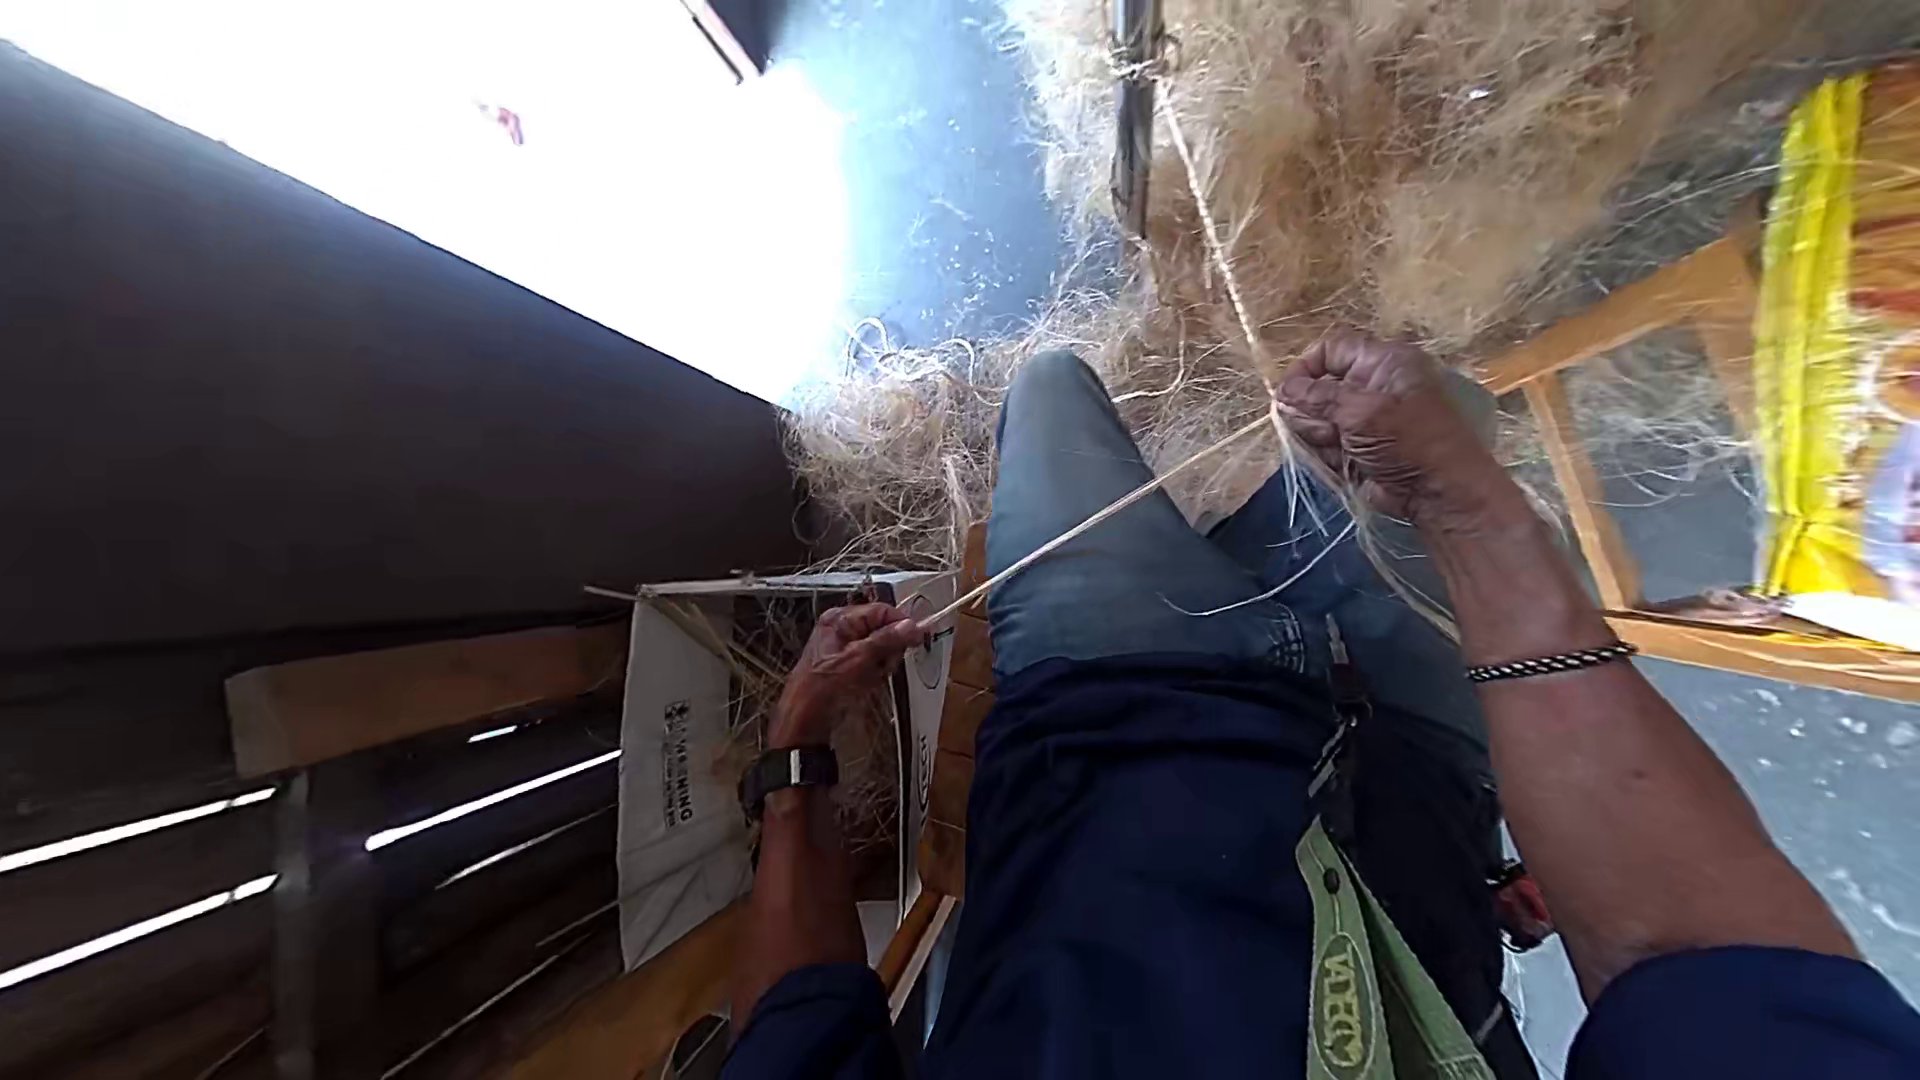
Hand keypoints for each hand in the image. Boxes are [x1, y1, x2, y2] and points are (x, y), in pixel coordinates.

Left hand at [771, 603, 926, 745]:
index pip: (881, 610)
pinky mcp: (850, 665)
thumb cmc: (824, 687)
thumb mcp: (858, 661)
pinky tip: (867, 683)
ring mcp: (847, 647)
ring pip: (882, 648)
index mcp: (840, 619)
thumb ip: (886, 640)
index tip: (917, 638)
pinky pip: (874, 663)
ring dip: (883, 664)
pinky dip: (876, 674)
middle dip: (889, 649)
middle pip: (883, 629)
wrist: (804, 721)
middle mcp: (844, 628)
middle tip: (883, 665)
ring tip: (870, 678)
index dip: (900, 624)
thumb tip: (912, 625)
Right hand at [1278, 332, 1510, 532]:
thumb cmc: (1409, 442)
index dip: (1305, 368)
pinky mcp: (1350, 443)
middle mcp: (1367, 385)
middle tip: (1332, 430)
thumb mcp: (1362, 411)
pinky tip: (1344, 461)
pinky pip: (1318, 442)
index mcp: (1381, 363)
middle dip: (1312, 412)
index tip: (1287, 394)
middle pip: (1313, 388)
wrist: (1434, 491)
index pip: (1329, 351)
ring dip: (1318, 436)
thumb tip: (1282, 390)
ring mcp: (1357, 416)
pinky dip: (1325, 453)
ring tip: (1343, 448)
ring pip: (1311, 419)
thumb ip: (1317, 396)